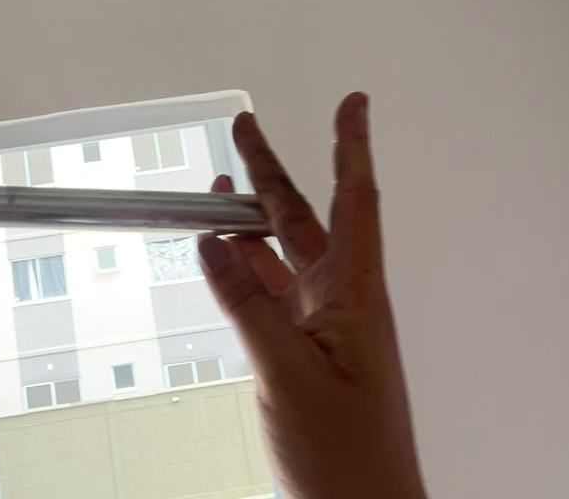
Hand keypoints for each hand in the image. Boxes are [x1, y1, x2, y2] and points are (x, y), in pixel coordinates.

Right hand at [200, 93, 426, 498]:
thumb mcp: (286, 374)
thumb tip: (212, 245)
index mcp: (355, 295)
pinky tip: (218, 253)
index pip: (356, 200)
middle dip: (270, 169)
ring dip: (247, 219)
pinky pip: (264, 290)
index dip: (352, 147)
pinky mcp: (300, 347)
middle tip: (244, 128)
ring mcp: (319, 323)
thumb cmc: (351, 462)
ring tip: (214, 188)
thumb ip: (244, 304)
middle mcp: (339, 298)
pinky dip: (239, 267)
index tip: (353, 105)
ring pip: (277, 251)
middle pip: (301, 215)